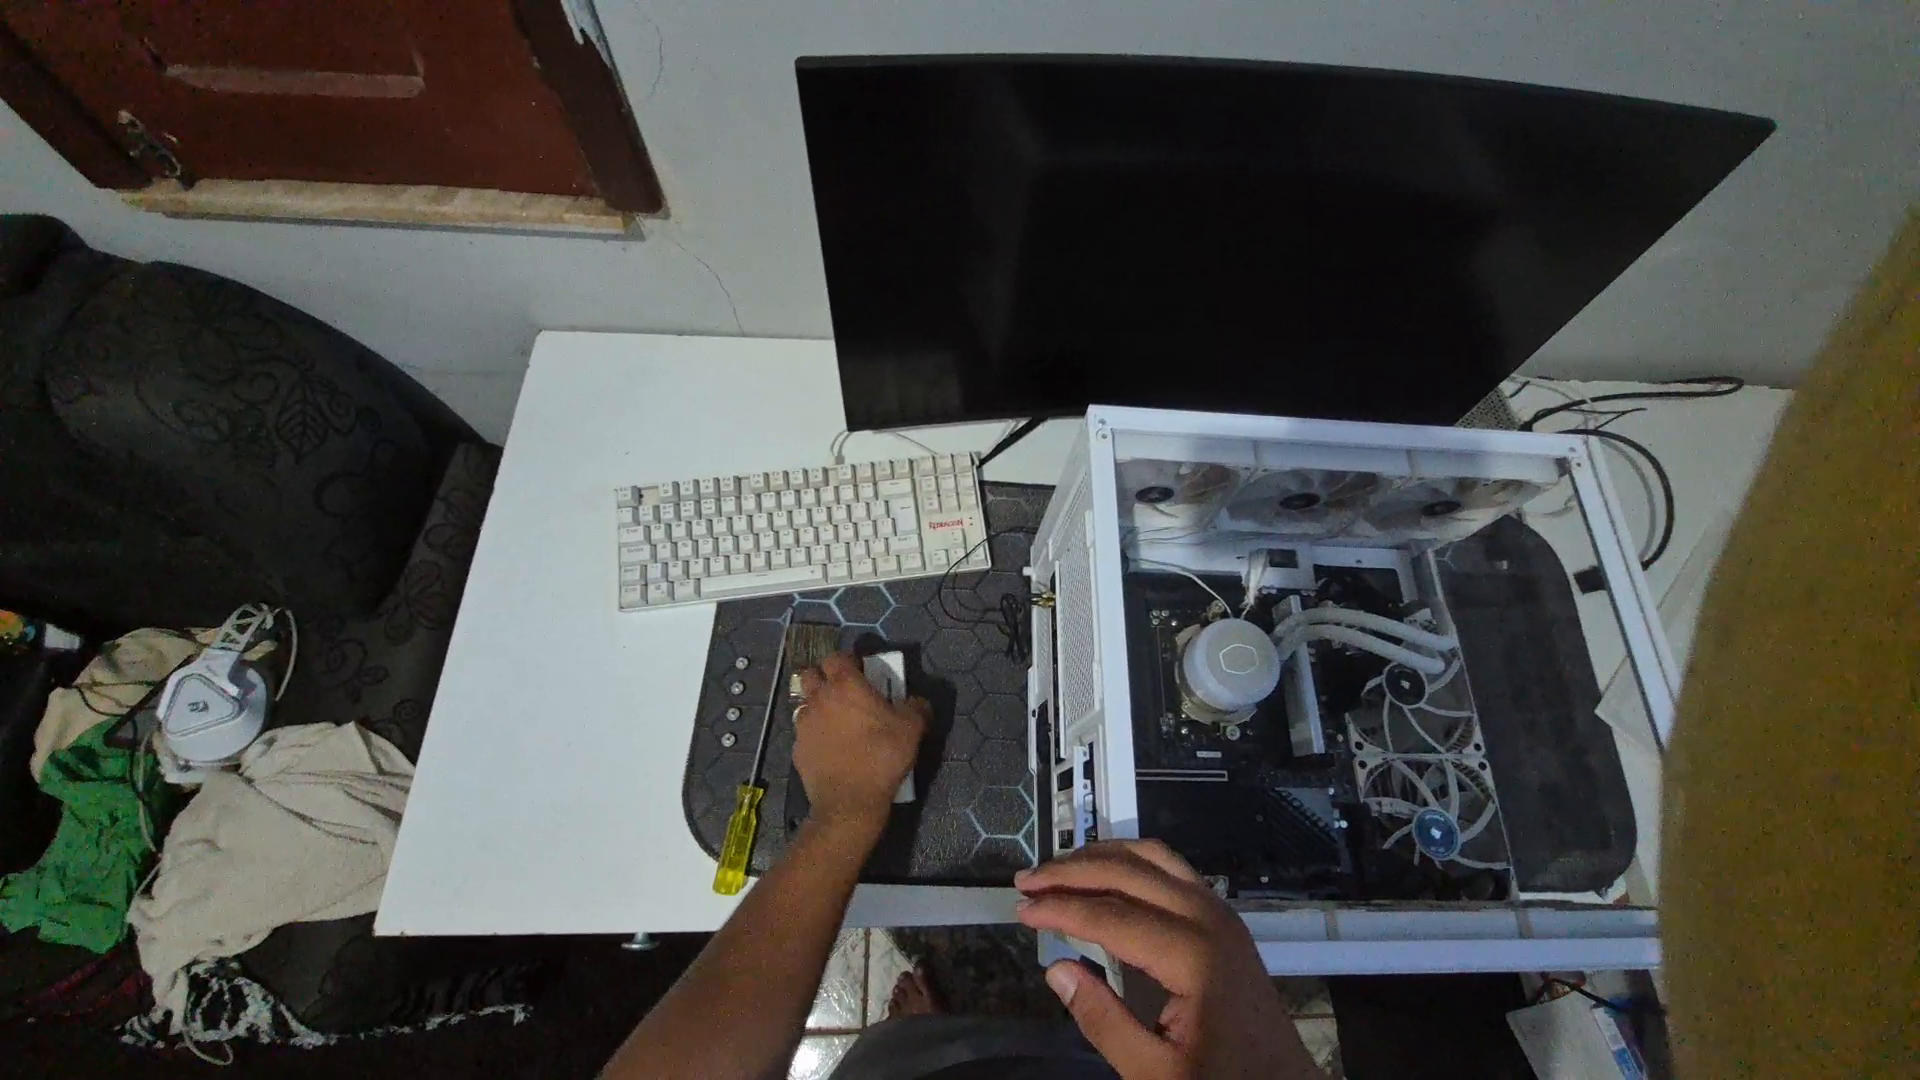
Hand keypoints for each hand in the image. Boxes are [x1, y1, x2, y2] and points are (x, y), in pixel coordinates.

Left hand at [793, 651, 928, 834]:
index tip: (861, 671)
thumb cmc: (881, 756)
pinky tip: (830, 747)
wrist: (850, 802)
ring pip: (805, 703)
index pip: (836, 657)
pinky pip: (804, 731)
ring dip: (818, 704)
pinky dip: (815, 733)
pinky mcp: (797, 749)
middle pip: (811, 674)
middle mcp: (819, 698)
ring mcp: (804, 724)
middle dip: (825, 677)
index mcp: (845, 685)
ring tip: (836, 719)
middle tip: (844, 691)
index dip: (848, 661)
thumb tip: (917, 701)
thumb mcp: (912, 728)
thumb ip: (916, 707)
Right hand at [1015, 840, 1319, 1078]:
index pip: (1111, 916)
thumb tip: (1055, 968)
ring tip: (1057, 870)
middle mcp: (1208, 917)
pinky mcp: (1222, 915)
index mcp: (1194, 956)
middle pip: (1128, 872)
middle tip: (1026, 880)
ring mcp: (1219, 910)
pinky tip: (1104, 874)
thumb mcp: (1157, 1077)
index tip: (1020, 910)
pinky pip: (1170, 867)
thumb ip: (1103, 1021)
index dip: (1060, 909)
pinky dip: (1129, 860)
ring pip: (1150, 856)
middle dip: (1071, 871)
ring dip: (1100, 857)